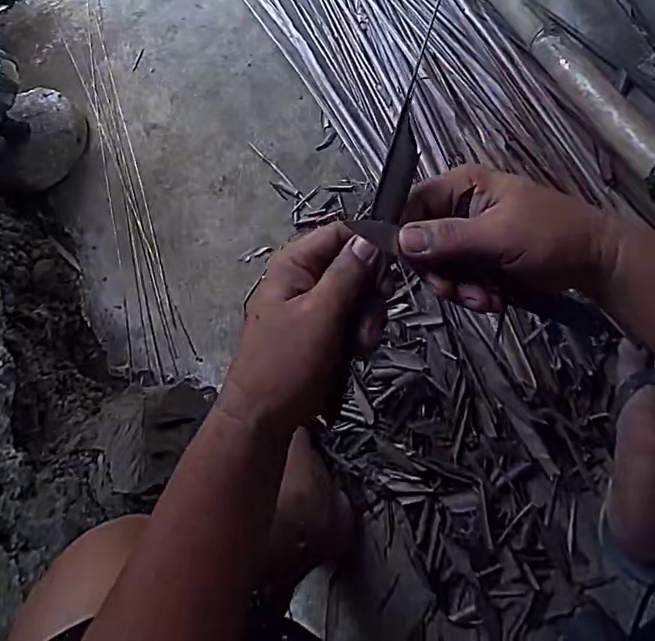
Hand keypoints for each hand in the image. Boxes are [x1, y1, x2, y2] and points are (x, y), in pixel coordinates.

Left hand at [218, 223, 382, 437]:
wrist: (263, 421)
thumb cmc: (282, 367)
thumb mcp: (320, 315)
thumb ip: (347, 273)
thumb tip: (368, 238)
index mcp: (293, 263)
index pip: (340, 232)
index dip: (369, 244)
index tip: (391, 265)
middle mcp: (303, 276)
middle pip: (354, 264)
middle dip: (370, 292)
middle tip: (371, 316)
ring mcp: (313, 302)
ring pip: (358, 294)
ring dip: (366, 319)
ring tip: (358, 343)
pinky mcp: (322, 326)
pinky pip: (352, 317)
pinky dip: (359, 333)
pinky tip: (354, 352)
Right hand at [399, 164, 617, 312]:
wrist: (597, 261)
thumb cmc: (552, 235)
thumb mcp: (499, 235)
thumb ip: (449, 238)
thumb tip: (400, 240)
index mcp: (463, 185)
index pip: (413, 202)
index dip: (403, 232)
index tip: (405, 264)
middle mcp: (461, 206)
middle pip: (421, 239)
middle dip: (438, 270)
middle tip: (453, 290)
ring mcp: (472, 234)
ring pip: (440, 264)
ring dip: (457, 287)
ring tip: (484, 297)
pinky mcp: (482, 259)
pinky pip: (460, 278)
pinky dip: (472, 293)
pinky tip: (494, 300)